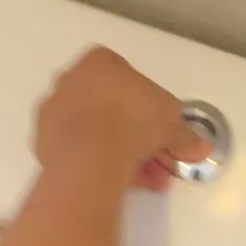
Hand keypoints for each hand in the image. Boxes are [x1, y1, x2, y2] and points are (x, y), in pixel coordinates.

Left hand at [35, 47, 210, 190]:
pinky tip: (121, 183)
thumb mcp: (170, 124)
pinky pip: (81, 154)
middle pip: (113, 110)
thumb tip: (199, 146)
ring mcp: (56, 112)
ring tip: (146, 179)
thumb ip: (185, 135)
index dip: (152, 111)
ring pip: (97, 135)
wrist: (90, 155)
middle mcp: (72, 80)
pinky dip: (101, 166)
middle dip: (139, 138)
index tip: (163, 134)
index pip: (131, 82)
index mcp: (100, 62)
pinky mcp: (46, 144)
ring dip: (124, 156)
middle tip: (159, 161)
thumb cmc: (130, 121)